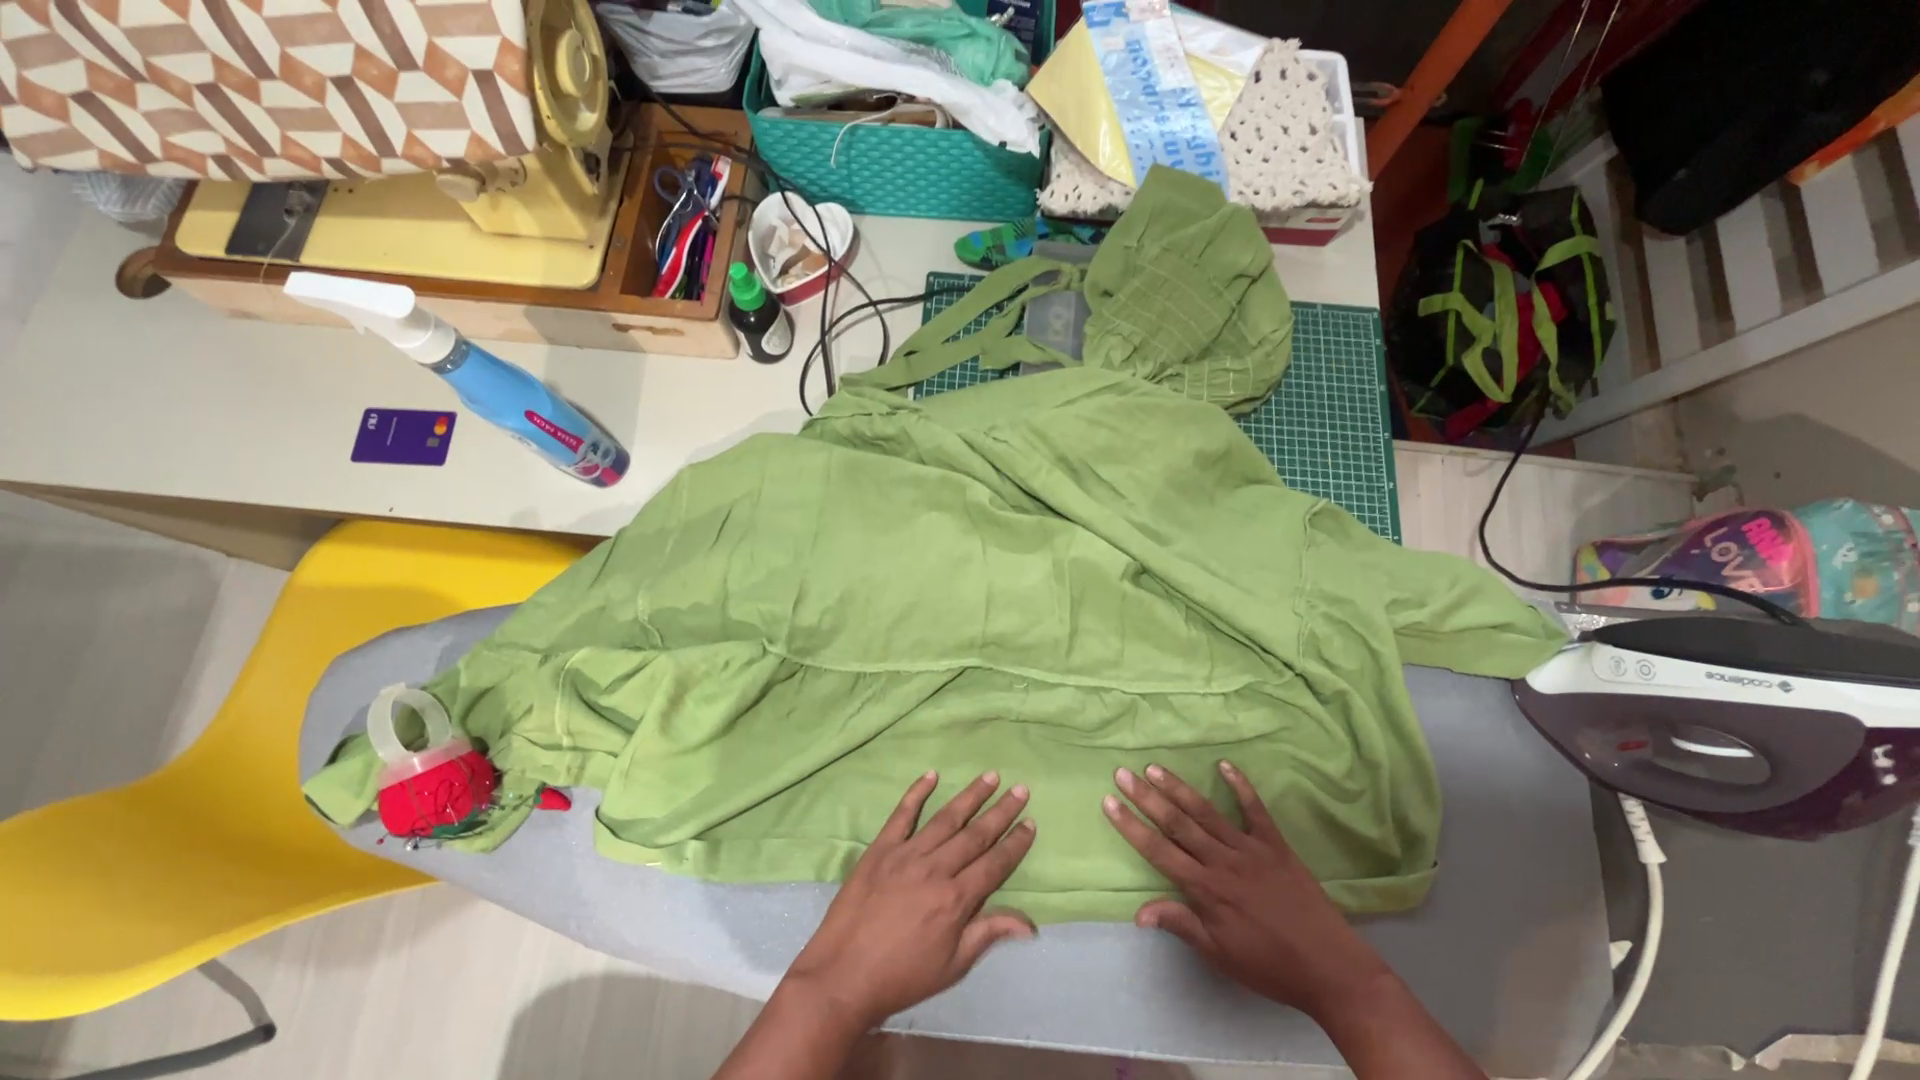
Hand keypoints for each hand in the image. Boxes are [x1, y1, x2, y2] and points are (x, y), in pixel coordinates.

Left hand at [784, 771, 1037, 1028]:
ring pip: (945, 819)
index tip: (1030, 823)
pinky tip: (931, 775)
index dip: (1015, 843)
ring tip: (990, 776)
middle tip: (1020, 789)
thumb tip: (1030, 924)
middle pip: (975, 835)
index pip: (994, 864)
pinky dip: (916, 793)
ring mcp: (905, 855)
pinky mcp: (879, 851)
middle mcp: (935, 870)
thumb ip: (988, 934)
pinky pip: (901, 815)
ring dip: (970, 796)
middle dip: (1001, 811)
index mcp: (956, 900)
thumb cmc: (902, 977)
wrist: (842, 976)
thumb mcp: (953, 966)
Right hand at [1103, 761, 1391, 1020]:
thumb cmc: (1269, 966)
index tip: (1110, 802)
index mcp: (1206, 889)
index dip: (1131, 826)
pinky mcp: (1277, 847)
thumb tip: (1138, 913)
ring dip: (1179, 788)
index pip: (1159, 851)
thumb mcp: (1219, 955)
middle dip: (1147, 797)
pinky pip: (1256, 811)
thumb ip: (1181, 925)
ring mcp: (1252, 850)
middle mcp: (1224, 862)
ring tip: (1155, 768)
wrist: (1330, 967)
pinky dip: (1240, 787)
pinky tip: (1225, 766)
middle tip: (1123, 773)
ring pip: (1208, 813)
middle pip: (1178, 823)